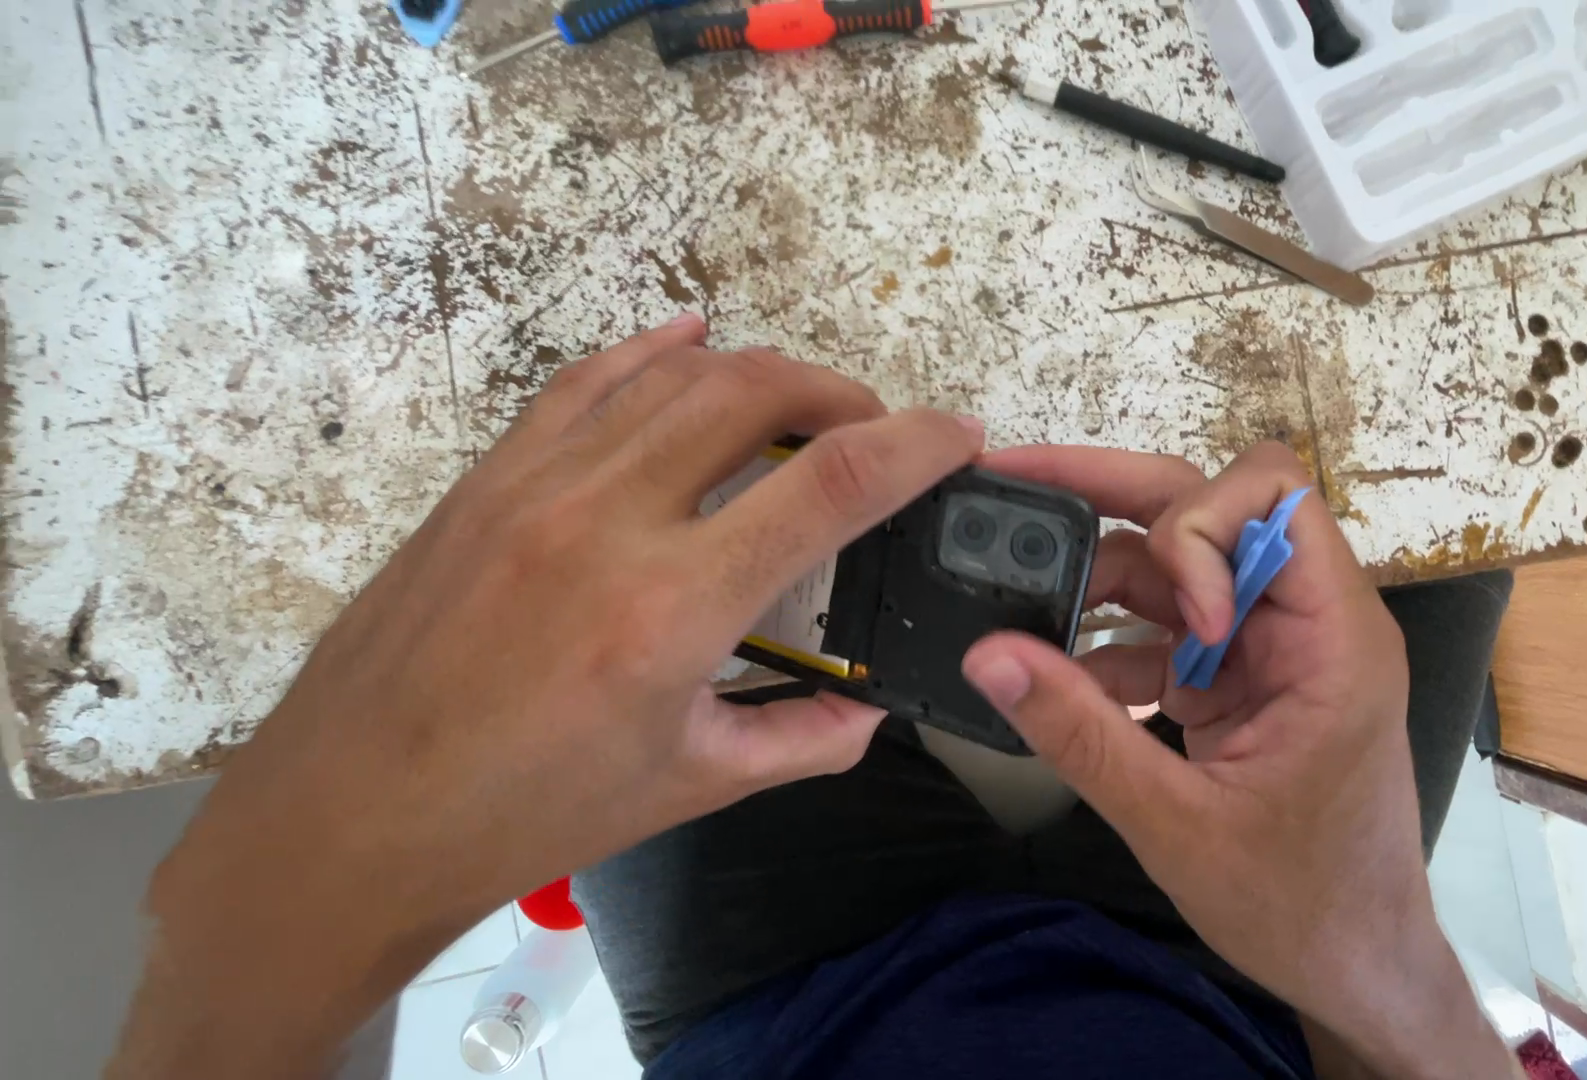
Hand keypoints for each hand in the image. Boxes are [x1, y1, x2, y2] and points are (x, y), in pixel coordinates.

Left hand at [113, 315, 982, 1075]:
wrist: (345, 820)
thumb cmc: (532, 812)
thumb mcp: (692, 786)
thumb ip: (804, 742)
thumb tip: (872, 713)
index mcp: (674, 609)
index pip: (830, 487)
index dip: (915, 445)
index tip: (959, 434)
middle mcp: (610, 520)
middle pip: (756, 393)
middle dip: (842, 394)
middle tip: (876, 430)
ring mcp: (539, 485)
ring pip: (678, 374)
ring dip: (765, 373)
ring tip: (804, 406)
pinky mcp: (490, 478)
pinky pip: (586, 380)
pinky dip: (654, 346)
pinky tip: (693, 333)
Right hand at [963, 443, 1513, 1079]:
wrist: (1353, 964)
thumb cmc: (1299, 903)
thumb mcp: (1176, 824)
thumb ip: (1079, 734)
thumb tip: (986, 655)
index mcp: (1330, 637)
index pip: (1272, 499)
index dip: (1198, 527)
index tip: (1172, 619)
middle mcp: (1300, 617)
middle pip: (1205, 506)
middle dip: (1106, 491)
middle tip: (1009, 481)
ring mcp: (1263, 642)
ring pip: (1170, 561)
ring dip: (1095, 579)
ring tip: (1020, 607)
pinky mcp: (1232, 671)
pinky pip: (1158, 623)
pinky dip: (1104, 640)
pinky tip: (1059, 677)